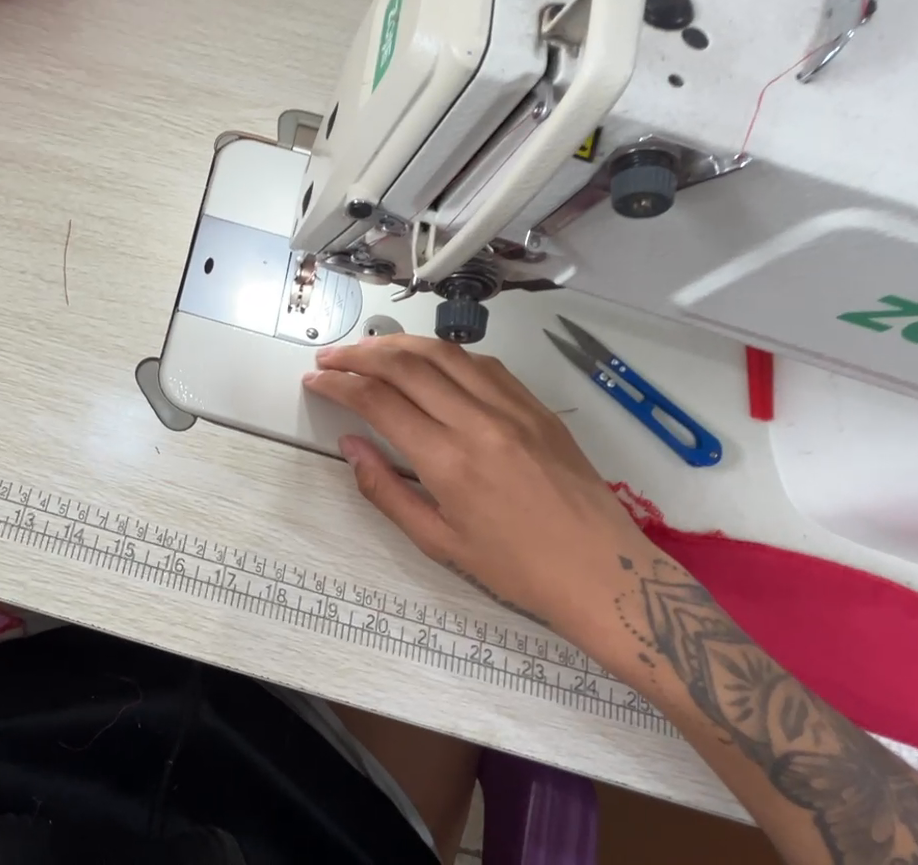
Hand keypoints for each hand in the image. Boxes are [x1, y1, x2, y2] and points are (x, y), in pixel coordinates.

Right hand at [303, 336, 657, 644]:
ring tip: (368, 349)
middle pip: (406, 364)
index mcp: (448, 461)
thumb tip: (350, 446)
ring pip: (444, 353)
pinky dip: (445, 354)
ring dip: (399, 344)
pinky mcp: (537, 407)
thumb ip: (385, 490)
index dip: (339, 385)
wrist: (602, 573)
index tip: (314, 381)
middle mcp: (479, 422)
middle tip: (330, 359)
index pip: (378, 401)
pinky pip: (483, 364)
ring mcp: (513, 409)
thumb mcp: (437, 541)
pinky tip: (428, 360)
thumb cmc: (515, 569)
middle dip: (358, 354)